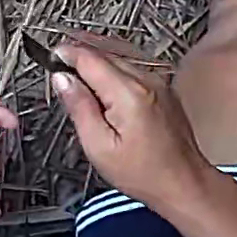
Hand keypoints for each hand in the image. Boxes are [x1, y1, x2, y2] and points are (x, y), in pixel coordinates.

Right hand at [52, 42, 210, 211]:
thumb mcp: (99, 146)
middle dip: (79, 52)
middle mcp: (146, 81)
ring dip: (95, 54)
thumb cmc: (145, 174)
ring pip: (119, 54)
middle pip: (104, 52)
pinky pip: (132, 64)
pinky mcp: (163, 87)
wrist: (185, 184)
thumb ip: (79, 107)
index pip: (89, 59)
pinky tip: (100, 74)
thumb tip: (62, 79)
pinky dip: (112, 63)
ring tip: (74, 62)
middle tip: (58, 60)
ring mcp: (158, 81)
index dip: (67, 54)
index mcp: (128, 94)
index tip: (51, 56)